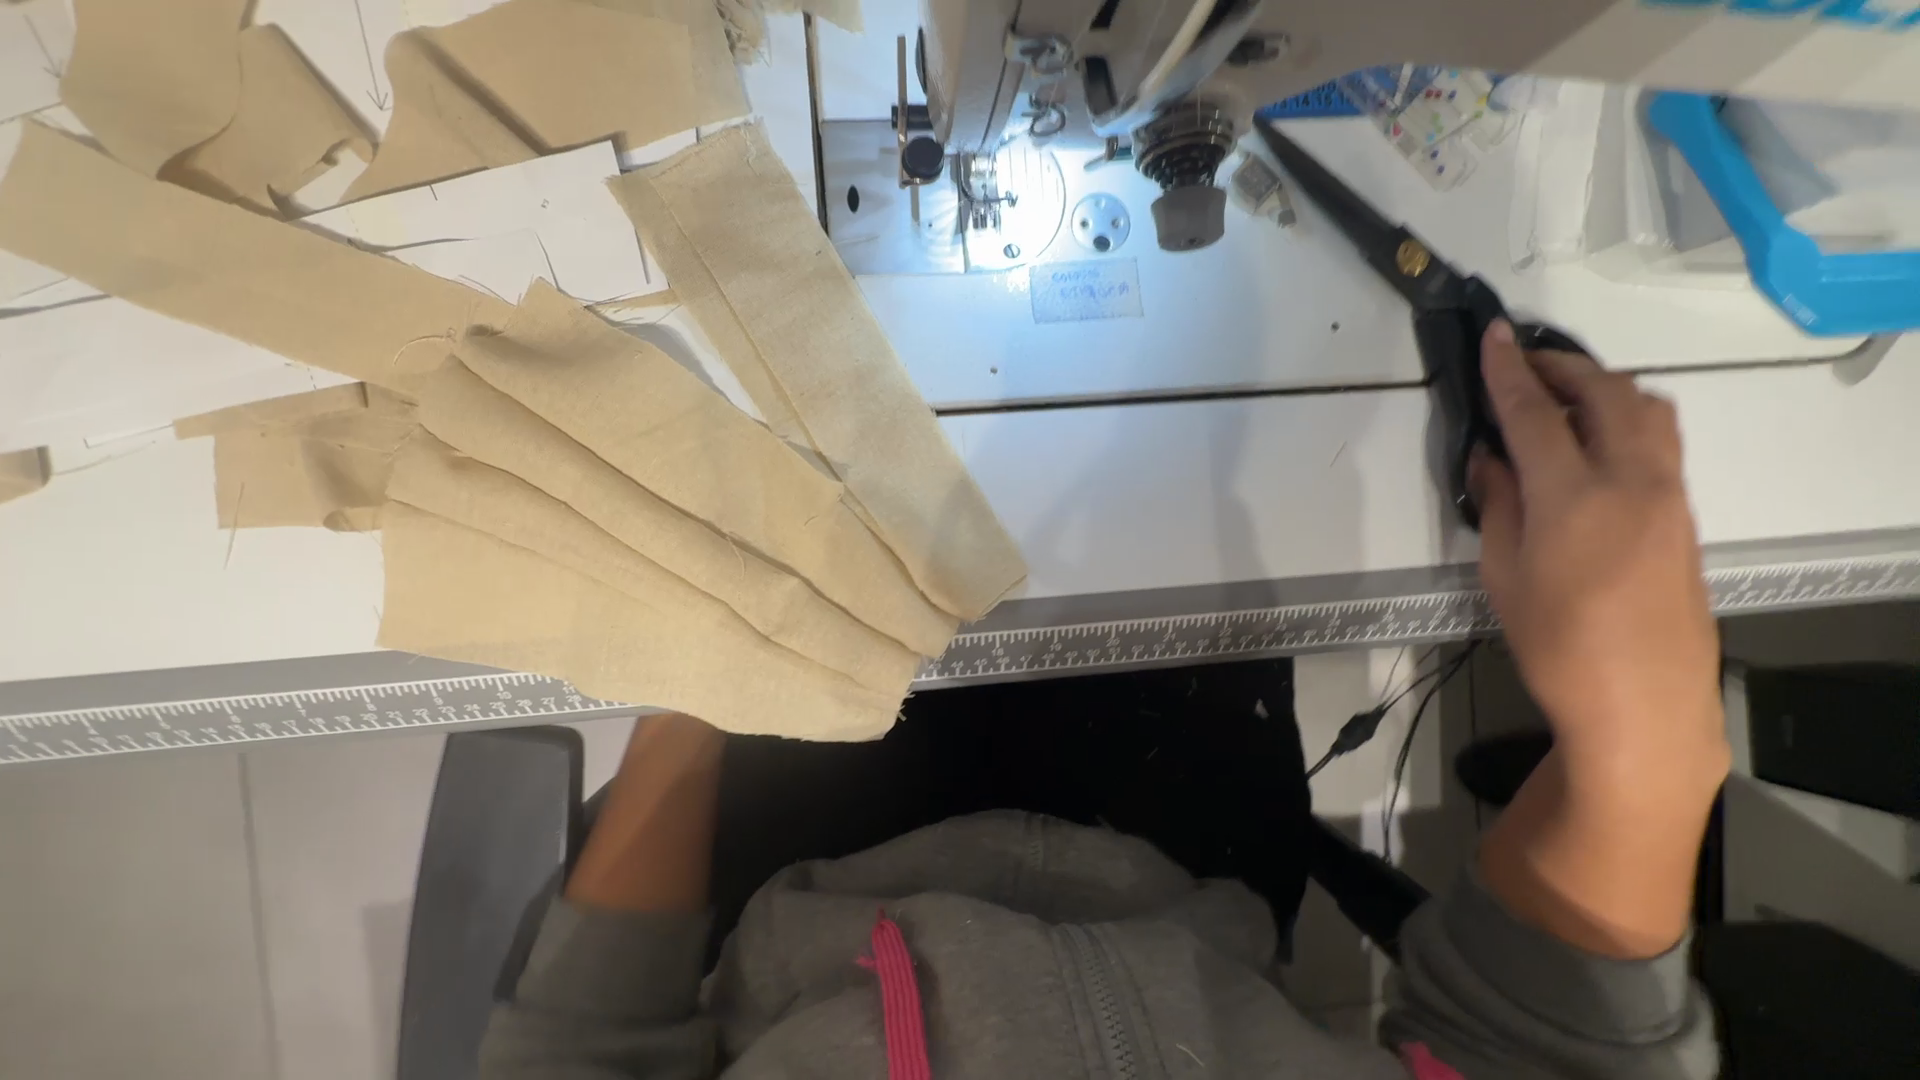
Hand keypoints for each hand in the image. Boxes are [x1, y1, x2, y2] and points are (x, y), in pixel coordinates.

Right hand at [1471, 321, 1724, 776]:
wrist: (1641, 700)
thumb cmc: (1554, 641)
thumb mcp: (1503, 573)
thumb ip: (1498, 504)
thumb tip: (1492, 458)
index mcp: (1573, 495)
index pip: (1535, 413)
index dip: (1508, 370)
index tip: (1494, 334)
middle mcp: (1632, 480)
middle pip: (1605, 394)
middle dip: (1561, 366)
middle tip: (1523, 360)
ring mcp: (1668, 495)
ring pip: (1647, 410)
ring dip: (1603, 387)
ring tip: (1562, 394)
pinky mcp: (1684, 514)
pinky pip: (1660, 440)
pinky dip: (1626, 417)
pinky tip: (1593, 440)